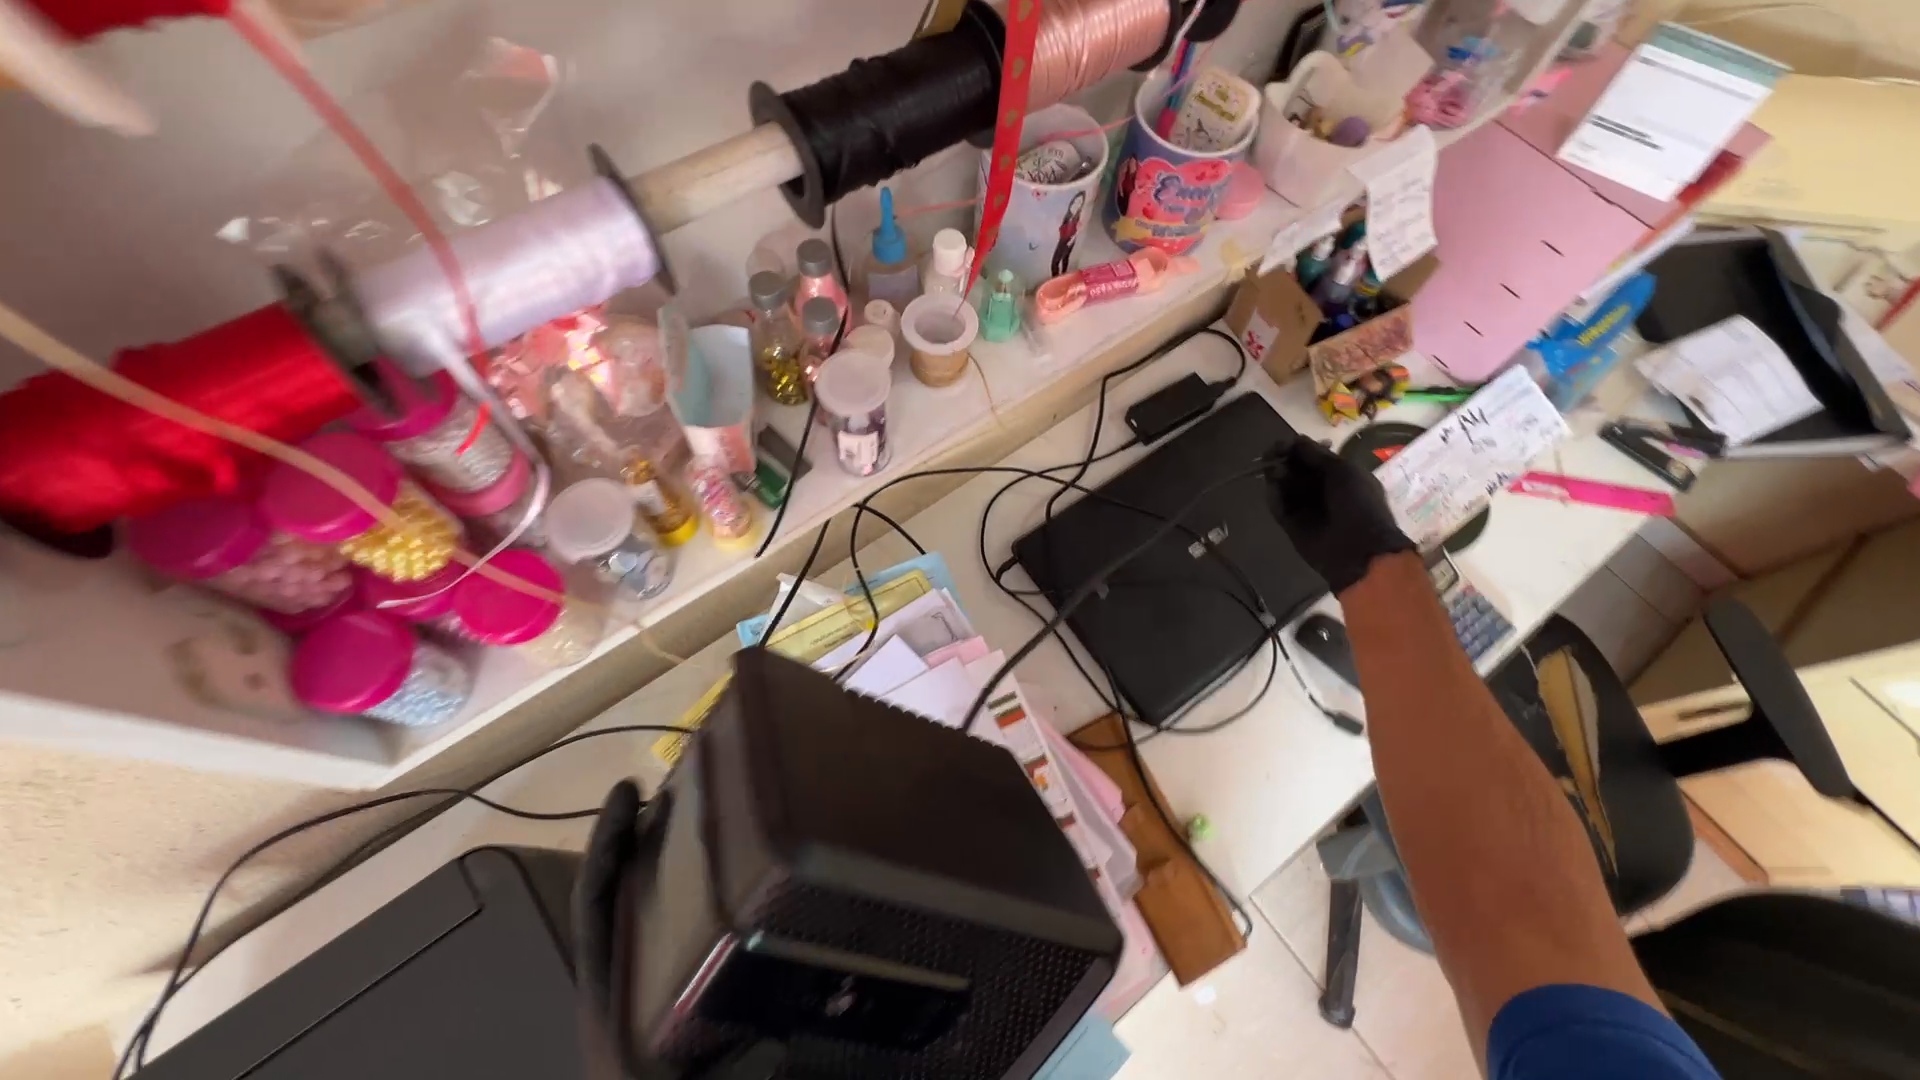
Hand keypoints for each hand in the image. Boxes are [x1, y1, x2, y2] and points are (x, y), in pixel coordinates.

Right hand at [1266, 438, 1414, 594]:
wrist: (1357, 547)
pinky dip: (1273, 496)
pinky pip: (1278, 506)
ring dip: (1277, 477)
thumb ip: (1315, 455)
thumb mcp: (1343, 470)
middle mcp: (1321, 489)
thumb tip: (1293, 441)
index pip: (1311, 456)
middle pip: (1295, 469)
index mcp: (1340, 474)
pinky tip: (1271, 489)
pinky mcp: (1292, 524)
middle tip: (1270, 458)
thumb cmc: (1358, 503)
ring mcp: (1306, 507)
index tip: (1280, 446)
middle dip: (1283, 461)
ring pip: (1284, 486)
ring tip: (1273, 473)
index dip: (1295, 449)